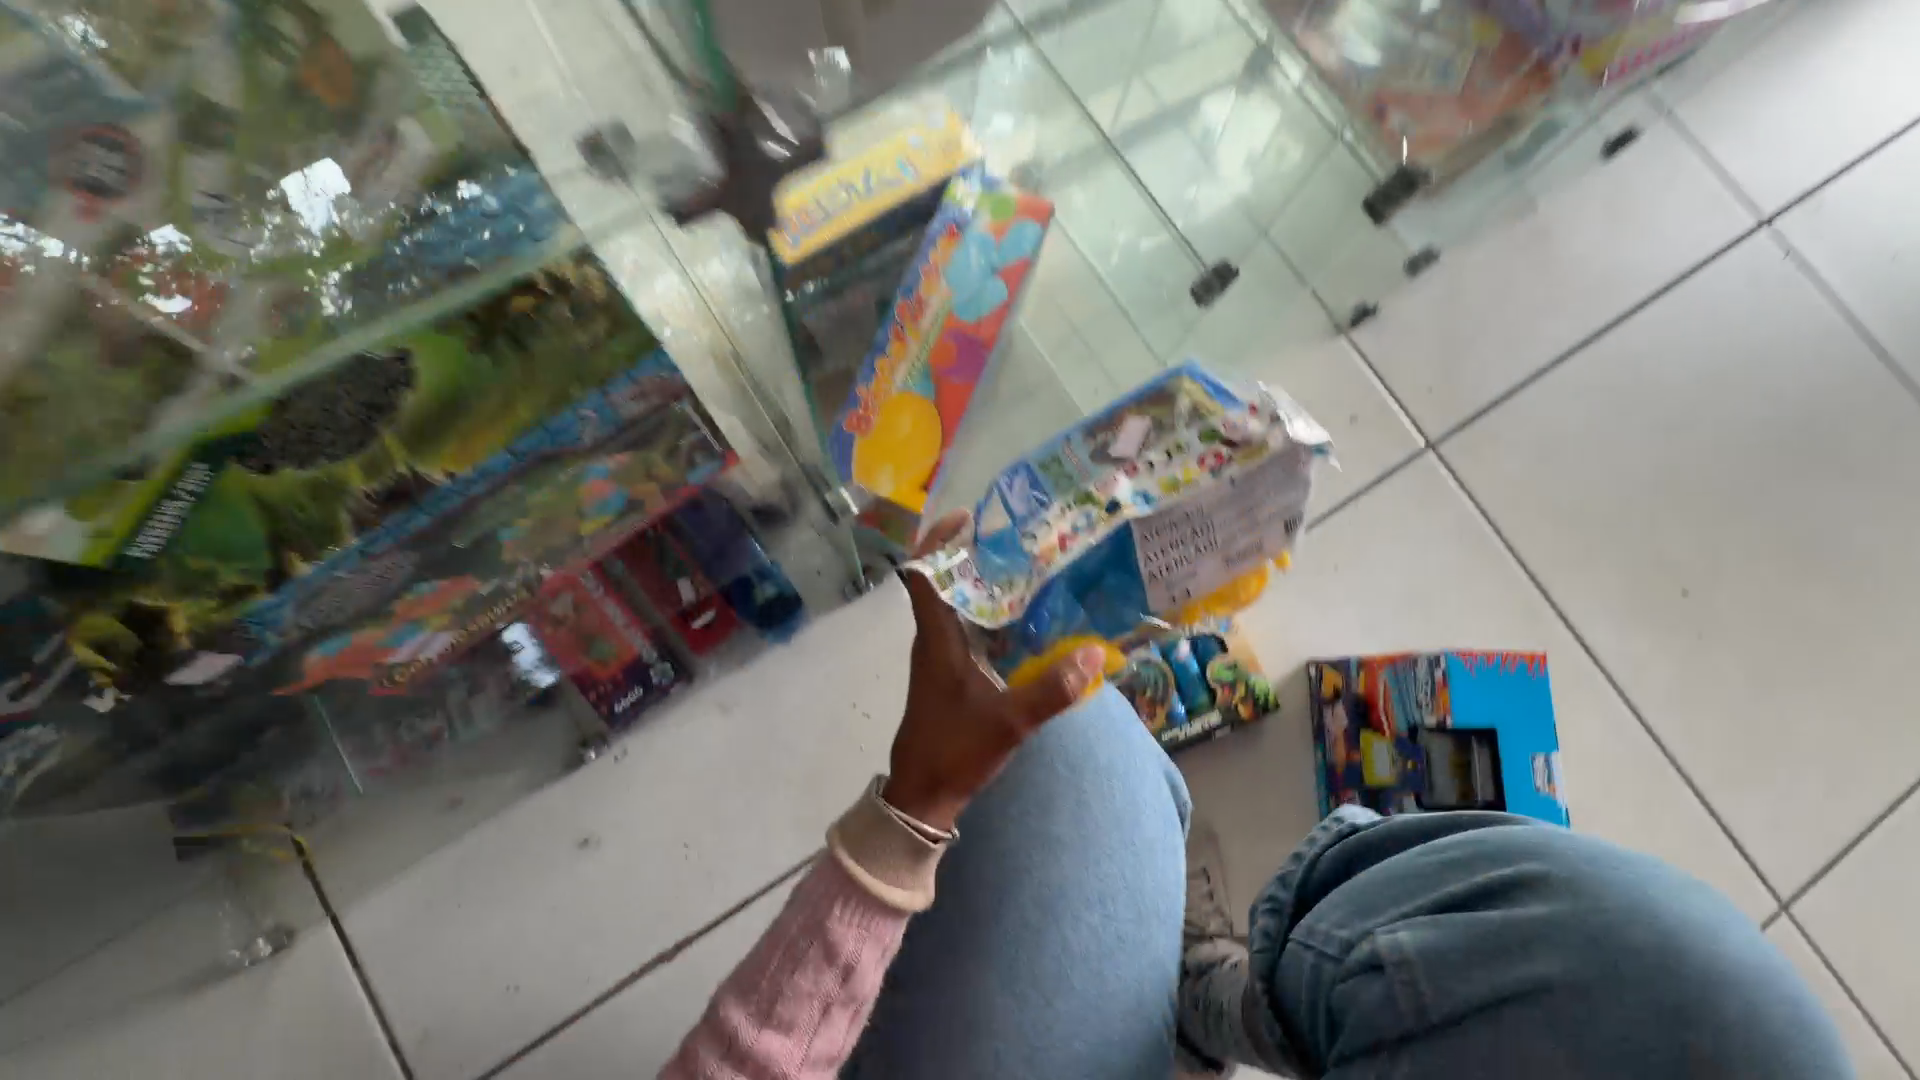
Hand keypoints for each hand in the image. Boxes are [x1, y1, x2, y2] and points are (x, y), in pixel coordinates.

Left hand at [883, 511, 1106, 830]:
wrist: (923, 794)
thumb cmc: (954, 750)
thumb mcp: (1008, 721)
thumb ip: (1051, 690)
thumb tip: (1096, 654)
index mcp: (937, 638)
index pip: (921, 575)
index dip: (936, 541)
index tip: (965, 519)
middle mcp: (934, 639)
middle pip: (945, 582)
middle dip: (975, 557)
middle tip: (1018, 538)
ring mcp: (941, 656)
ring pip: (958, 606)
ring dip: (985, 586)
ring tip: (1029, 567)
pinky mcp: (951, 674)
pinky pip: (969, 630)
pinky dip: (991, 617)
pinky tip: (1027, 619)